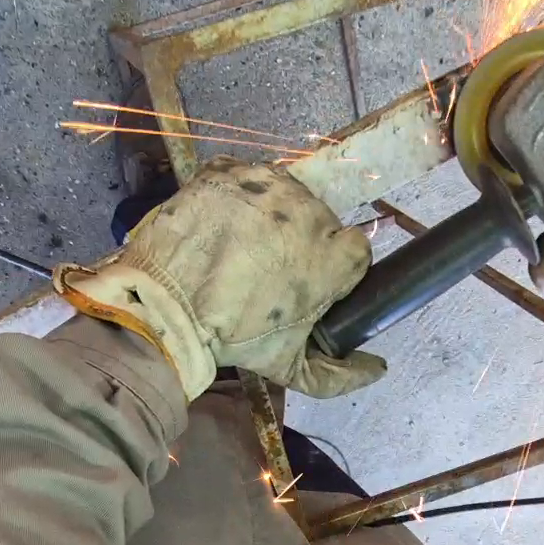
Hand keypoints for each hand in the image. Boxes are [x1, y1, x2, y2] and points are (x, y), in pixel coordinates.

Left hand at [54, 158, 380, 398]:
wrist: (165, 309)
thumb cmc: (234, 338)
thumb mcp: (290, 367)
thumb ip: (341, 375)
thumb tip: (378, 369)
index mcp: (336, 255)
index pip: (351, 252)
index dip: (328, 270)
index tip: (302, 287)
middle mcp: (311, 210)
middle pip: (318, 222)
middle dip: (297, 245)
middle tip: (263, 273)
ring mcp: (269, 184)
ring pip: (282, 198)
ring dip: (267, 219)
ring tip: (237, 250)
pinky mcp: (230, 169)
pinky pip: (243, 180)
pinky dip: (234, 200)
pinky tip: (218, 228)